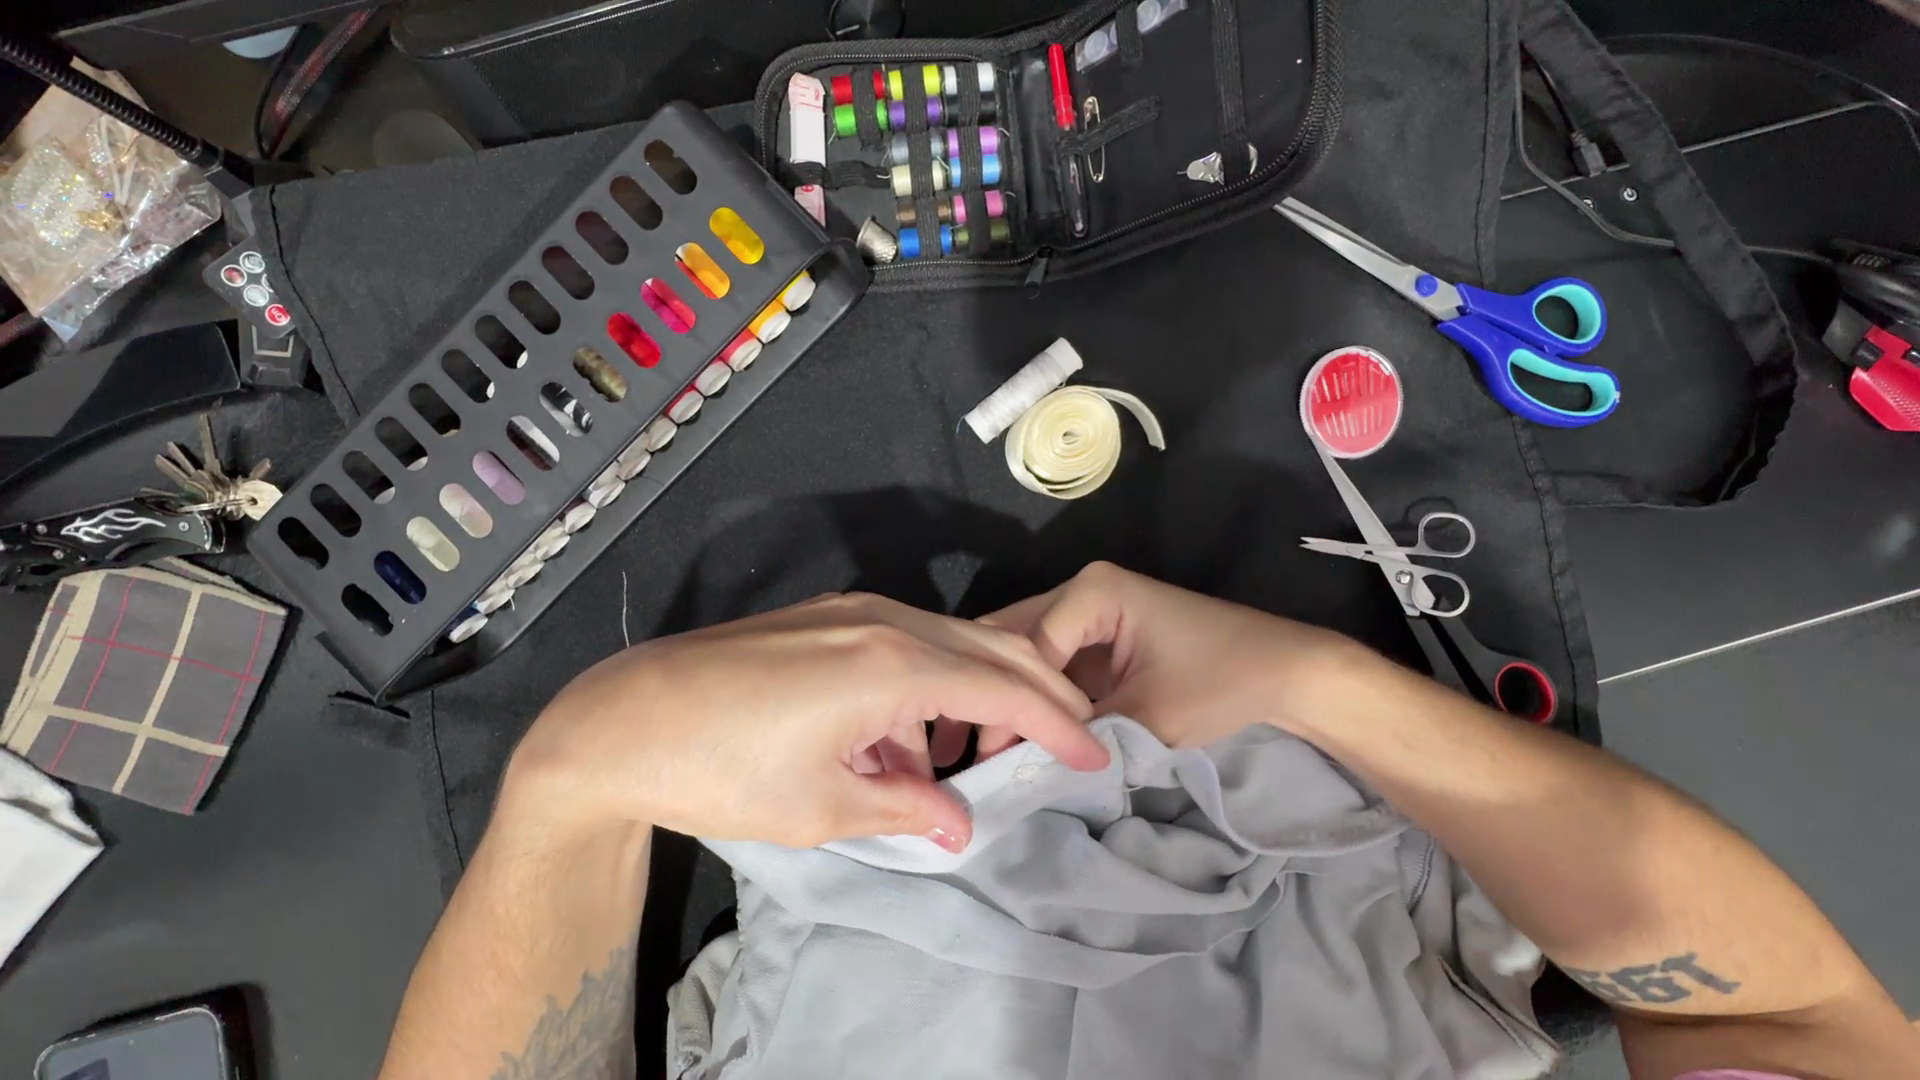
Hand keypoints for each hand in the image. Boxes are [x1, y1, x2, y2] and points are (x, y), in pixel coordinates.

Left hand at [502, 593, 1107, 852]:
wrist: (622, 721)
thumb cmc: (722, 770)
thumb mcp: (821, 806)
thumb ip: (904, 808)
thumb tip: (956, 823)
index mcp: (892, 665)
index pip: (1002, 689)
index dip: (1056, 724)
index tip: (1093, 754)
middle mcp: (883, 620)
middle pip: (990, 647)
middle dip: (1038, 690)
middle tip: (1069, 735)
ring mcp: (852, 610)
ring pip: (949, 639)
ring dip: (977, 688)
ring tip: (976, 752)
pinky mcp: (827, 616)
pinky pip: (903, 640)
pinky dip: (928, 681)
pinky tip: (906, 731)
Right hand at [945, 562, 1372, 759]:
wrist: (1286, 672)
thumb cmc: (1222, 682)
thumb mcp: (1147, 718)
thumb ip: (1081, 736)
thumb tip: (1023, 759)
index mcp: (1094, 590)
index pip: (1029, 648)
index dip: (1012, 702)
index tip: (993, 755)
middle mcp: (1083, 588)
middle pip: (1018, 638)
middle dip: (998, 689)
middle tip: (972, 745)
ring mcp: (1091, 609)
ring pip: (1031, 650)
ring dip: (1015, 692)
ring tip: (987, 740)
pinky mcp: (1101, 633)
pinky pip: (1056, 661)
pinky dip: (1040, 694)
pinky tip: (1022, 728)